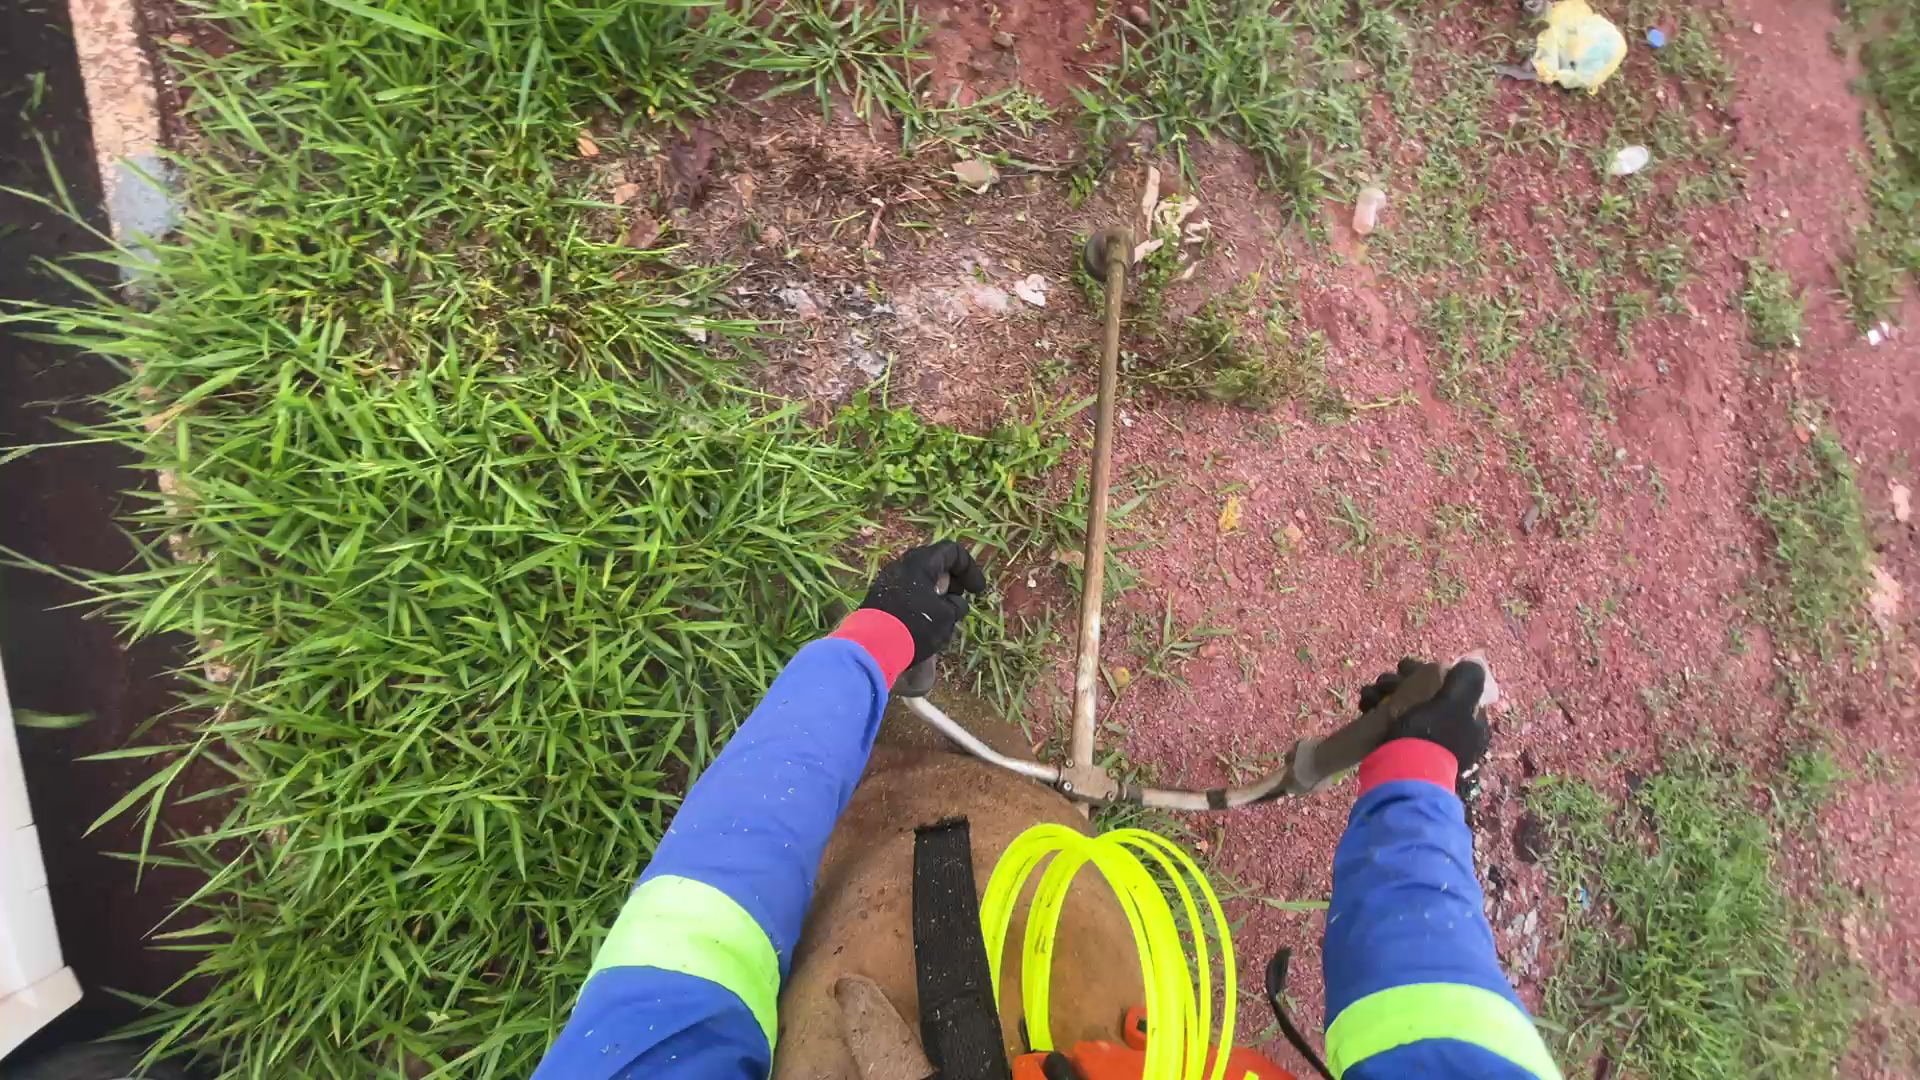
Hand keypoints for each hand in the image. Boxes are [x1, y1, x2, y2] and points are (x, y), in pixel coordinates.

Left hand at [858, 541, 987, 666]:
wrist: (872, 646)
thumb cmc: (915, 626)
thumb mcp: (947, 617)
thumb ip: (955, 605)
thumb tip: (952, 603)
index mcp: (921, 562)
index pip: (953, 552)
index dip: (970, 568)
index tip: (977, 591)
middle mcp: (903, 564)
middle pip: (936, 563)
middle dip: (952, 581)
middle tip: (958, 600)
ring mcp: (888, 579)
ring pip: (921, 578)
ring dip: (936, 592)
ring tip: (943, 615)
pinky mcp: (880, 596)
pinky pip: (909, 590)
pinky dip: (922, 600)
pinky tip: (924, 621)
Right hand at [1358, 657, 1489, 778]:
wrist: (1402, 773)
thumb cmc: (1428, 735)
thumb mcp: (1454, 703)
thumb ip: (1467, 681)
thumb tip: (1471, 663)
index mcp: (1467, 718)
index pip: (1448, 685)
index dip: (1425, 671)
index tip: (1404, 668)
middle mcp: (1449, 728)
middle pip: (1422, 693)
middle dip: (1398, 683)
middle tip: (1383, 683)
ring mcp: (1424, 738)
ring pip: (1401, 703)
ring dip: (1382, 693)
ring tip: (1368, 696)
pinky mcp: (1400, 745)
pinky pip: (1388, 717)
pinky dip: (1376, 708)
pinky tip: (1365, 707)